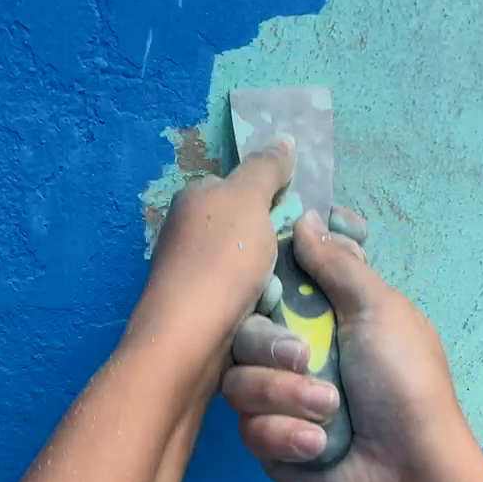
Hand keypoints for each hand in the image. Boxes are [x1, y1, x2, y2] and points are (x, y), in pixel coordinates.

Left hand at [132, 137, 296, 350]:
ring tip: (277, 295)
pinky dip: (258, 311)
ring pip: (251, 272)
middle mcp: (189, 237)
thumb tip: (284, 139)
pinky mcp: (203, 316)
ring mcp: (194, 279)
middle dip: (272, 247)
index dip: (269, 198)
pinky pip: (244, 305)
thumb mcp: (248, 200)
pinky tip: (266, 319)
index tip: (293, 216)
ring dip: (269, 284)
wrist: (189, 342)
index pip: (239, 187)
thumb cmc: (219, 263)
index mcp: (194, 202)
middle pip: (249, 233)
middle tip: (289, 260)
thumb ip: (267, 168)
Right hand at [221, 209, 480, 481]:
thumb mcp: (379, 311)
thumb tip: (304, 219)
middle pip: (243, 331)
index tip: (271, 284)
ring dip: (284, 396)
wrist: (402, 472)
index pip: (275, 286)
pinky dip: (284, 434)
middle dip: (270, 346)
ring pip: (238, 381)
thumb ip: (338, 266)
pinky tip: (317, 446)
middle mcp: (293, 354)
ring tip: (328, 412)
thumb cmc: (401, 383)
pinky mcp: (266, 441)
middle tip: (303, 358)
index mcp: (323, 317)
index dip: (265, 282)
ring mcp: (277, 399)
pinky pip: (248, 426)